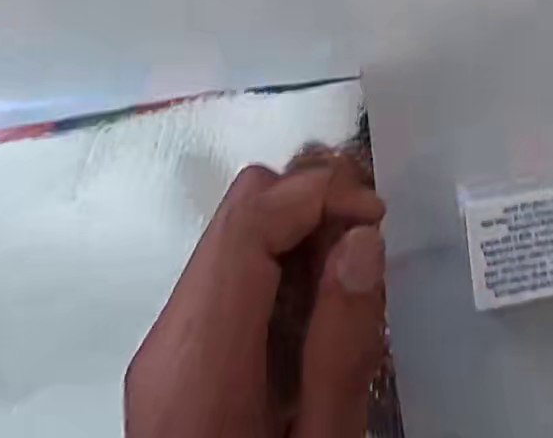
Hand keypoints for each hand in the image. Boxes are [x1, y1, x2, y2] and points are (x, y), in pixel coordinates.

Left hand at [126, 153, 387, 437]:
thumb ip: (342, 346)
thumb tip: (362, 238)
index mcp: (197, 359)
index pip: (249, 219)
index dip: (319, 193)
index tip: (378, 220)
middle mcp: (174, 329)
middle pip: (244, 204)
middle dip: (316, 202)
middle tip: (367, 246)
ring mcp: (176, 334)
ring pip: (245, 224)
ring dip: (308, 226)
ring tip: (350, 279)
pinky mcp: (189, 342)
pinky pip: (243, 261)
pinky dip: (292, 255)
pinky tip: (322, 302)